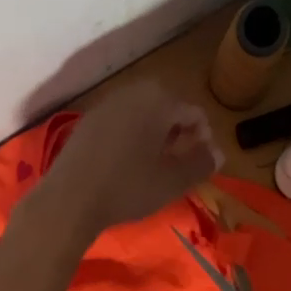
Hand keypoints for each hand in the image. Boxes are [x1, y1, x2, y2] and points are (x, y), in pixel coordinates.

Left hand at [37, 81, 221, 236]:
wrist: (70, 199)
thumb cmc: (128, 188)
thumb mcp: (172, 182)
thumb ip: (200, 164)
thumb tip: (219, 153)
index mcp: (160, 100)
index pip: (194, 113)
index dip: (203, 138)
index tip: (200, 163)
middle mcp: (133, 92)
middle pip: (167, 107)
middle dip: (177, 132)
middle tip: (178, 163)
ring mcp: (107, 104)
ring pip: (141, 113)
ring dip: (153, 134)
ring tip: (153, 164)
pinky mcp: (87, 121)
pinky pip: (120, 123)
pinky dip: (130, 137)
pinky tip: (126, 164)